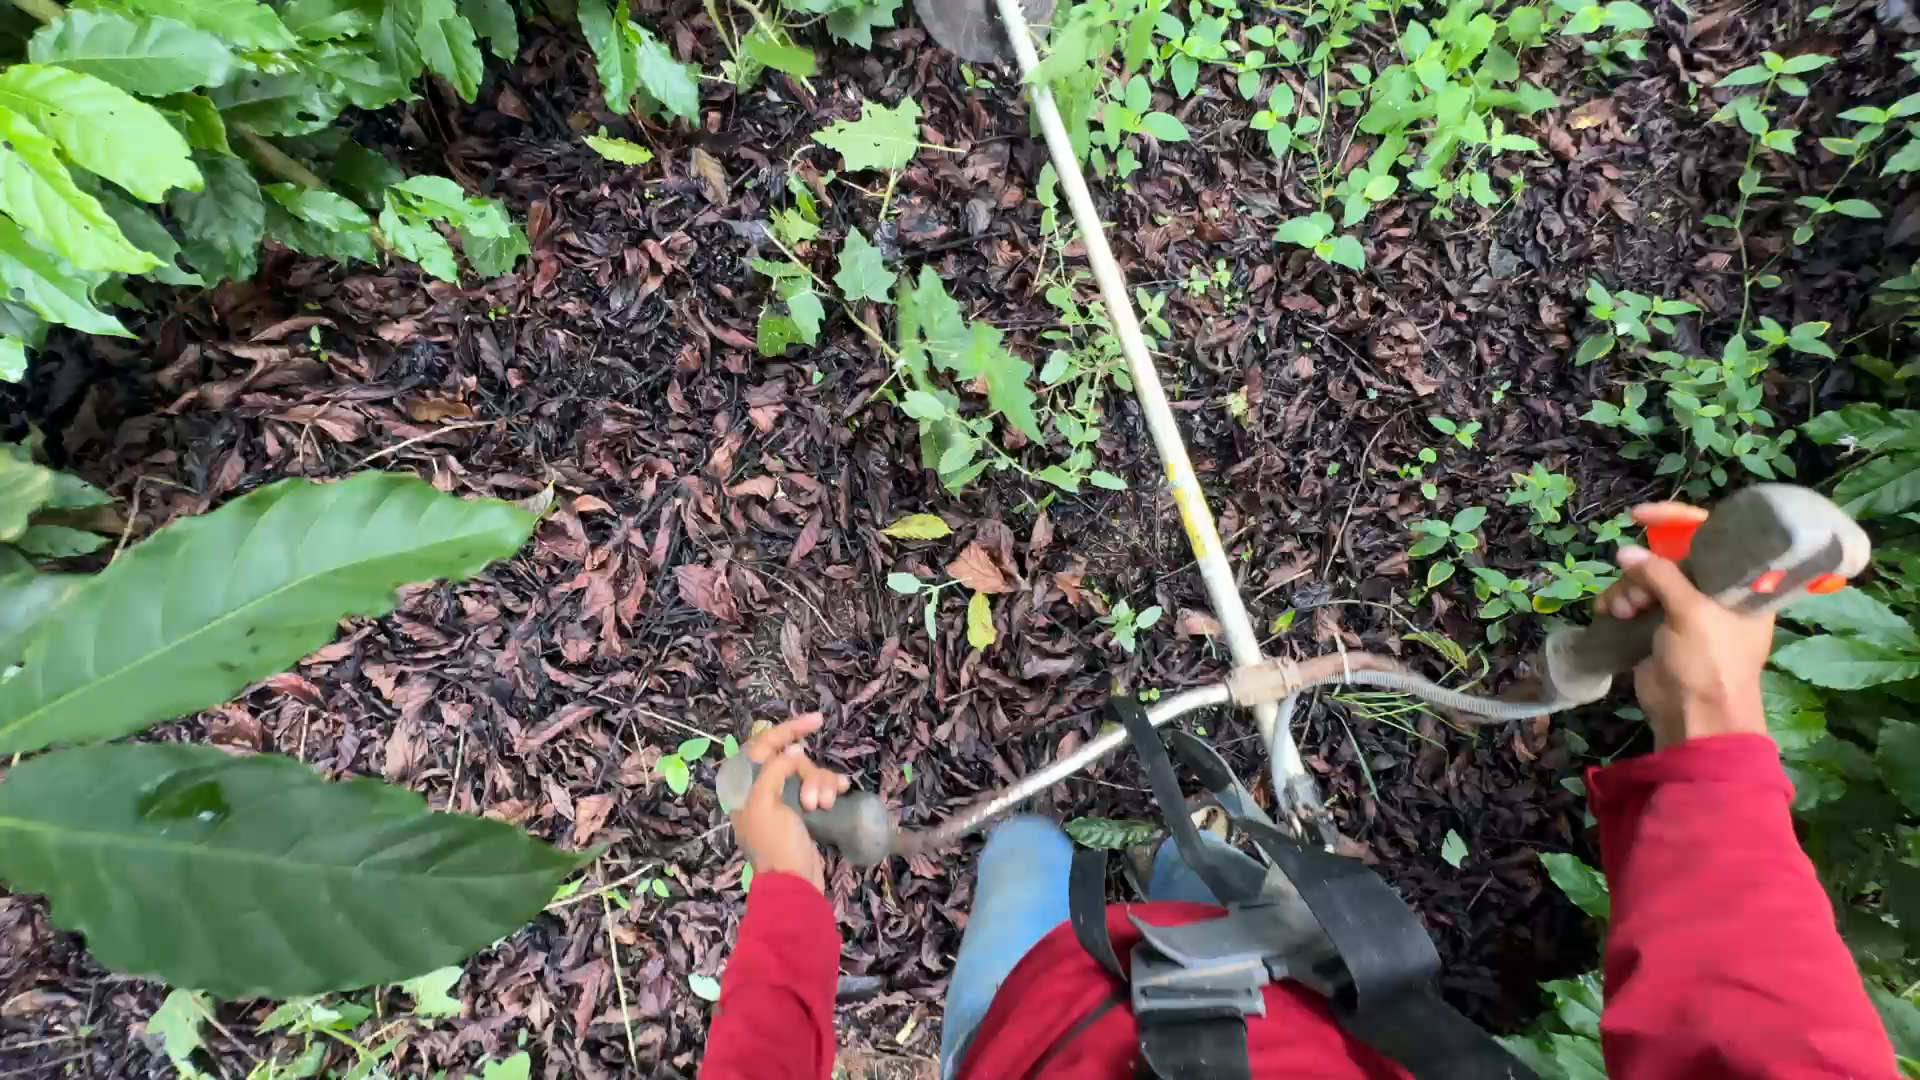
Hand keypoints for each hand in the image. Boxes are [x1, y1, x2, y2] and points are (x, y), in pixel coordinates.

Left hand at [729, 714, 849, 893]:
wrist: (794, 884)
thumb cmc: (776, 844)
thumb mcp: (765, 804)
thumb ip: (775, 770)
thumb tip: (794, 749)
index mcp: (744, 787)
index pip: (764, 744)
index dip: (789, 729)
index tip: (817, 721)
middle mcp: (761, 789)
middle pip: (792, 760)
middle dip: (810, 774)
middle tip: (816, 799)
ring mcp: (783, 800)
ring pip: (809, 773)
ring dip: (822, 784)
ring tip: (826, 805)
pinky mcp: (802, 811)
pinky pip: (820, 787)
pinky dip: (831, 787)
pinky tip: (841, 793)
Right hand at [1594, 502, 1771, 749]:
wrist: (1695, 711)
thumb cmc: (1710, 661)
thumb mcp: (1691, 613)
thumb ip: (1660, 578)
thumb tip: (1626, 553)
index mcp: (1740, 584)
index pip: (1714, 536)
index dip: (1678, 519)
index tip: (1639, 516)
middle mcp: (1713, 591)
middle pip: (1667, 558)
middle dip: (1640, 571)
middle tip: (1634, 595)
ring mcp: (1683, 608)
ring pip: (1642, 579)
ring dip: (1624, 591)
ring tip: (1619, 612)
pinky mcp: (1657, 624)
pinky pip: (1629, 599)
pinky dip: (1614, 603)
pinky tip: (1608, 615)